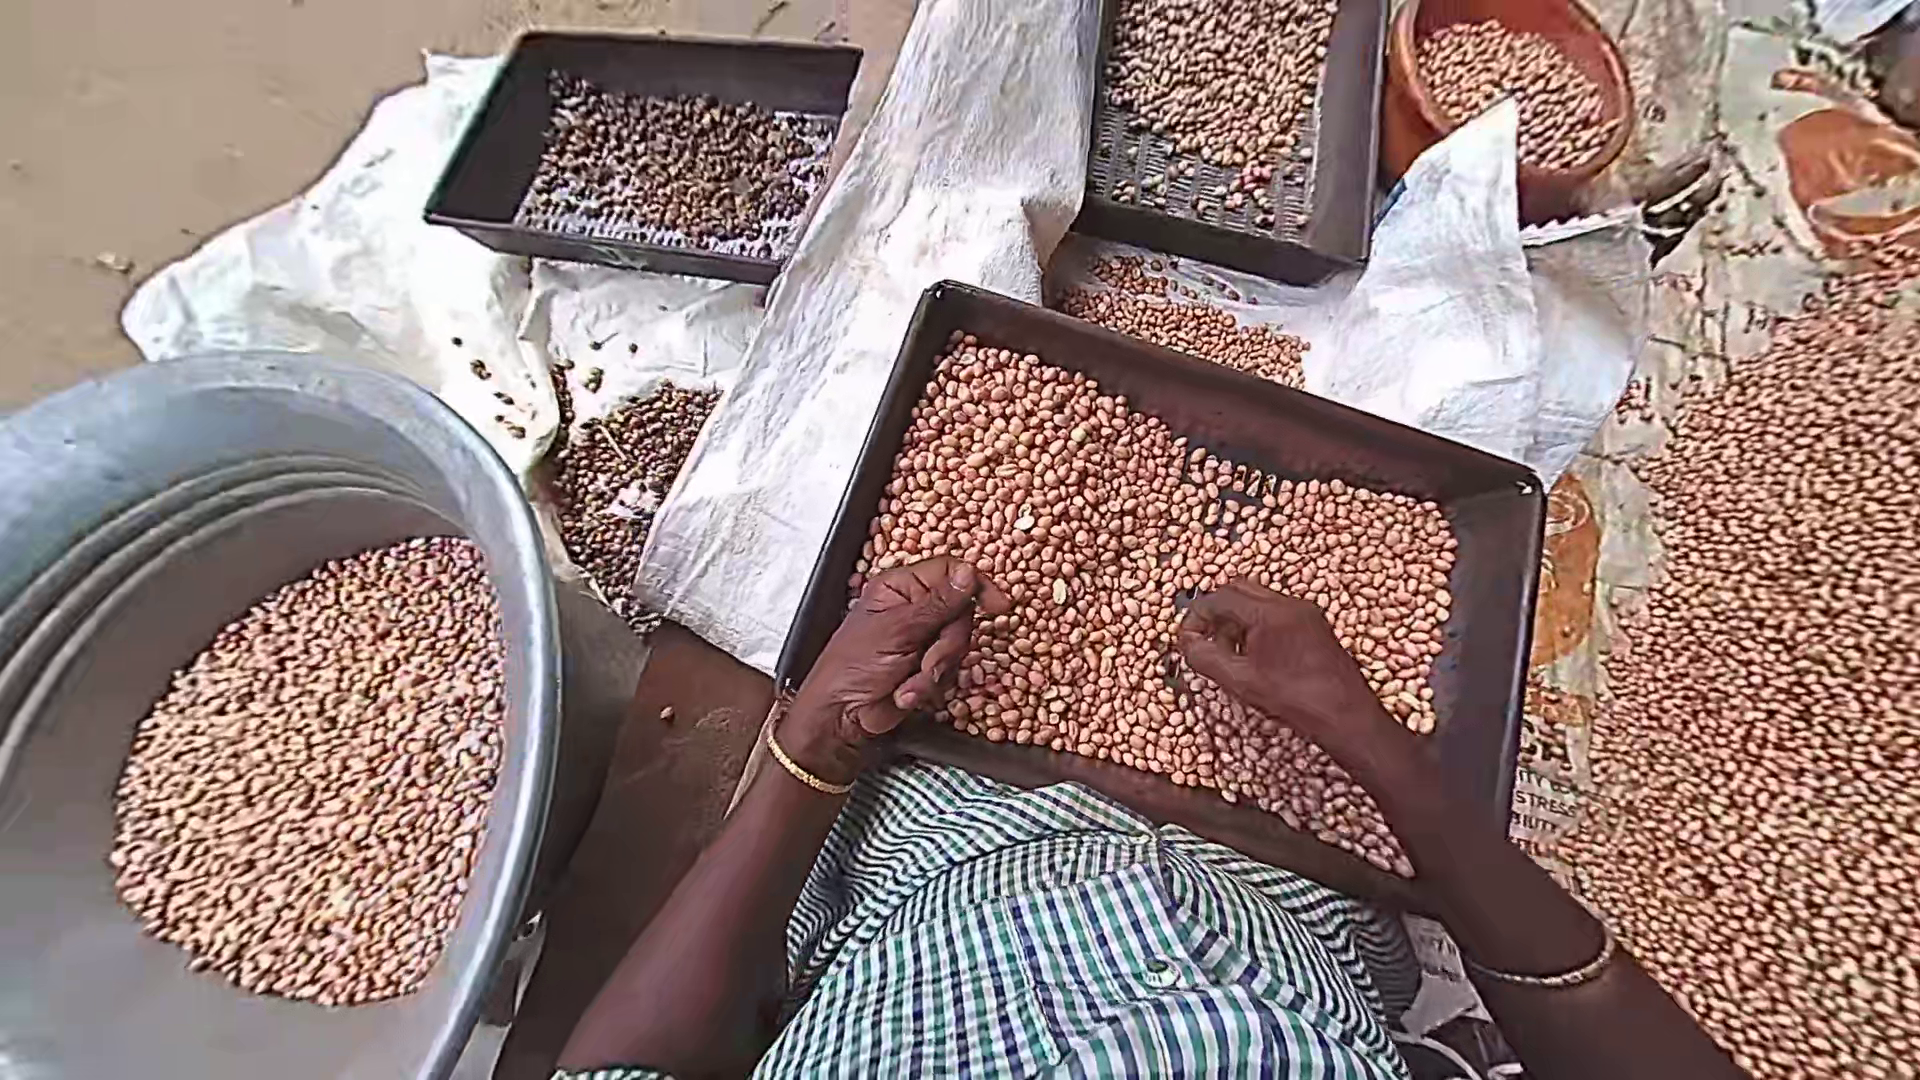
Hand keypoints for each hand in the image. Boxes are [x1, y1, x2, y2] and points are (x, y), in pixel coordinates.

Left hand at [783, 558, 1009, 785]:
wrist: (839, 718)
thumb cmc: (852, 668)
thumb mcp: (898, 631)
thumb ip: (938, 604)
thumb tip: (969, 575)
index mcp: (901, 587)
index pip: (949, 572)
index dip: (975, 585)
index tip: (998, 605)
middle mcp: (914, 607)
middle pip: (961, 612)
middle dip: (947, 644)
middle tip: (928, 661)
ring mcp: (921, 637)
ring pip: (957, 643)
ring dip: (936, 669)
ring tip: (908, 683)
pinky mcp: (926, 665)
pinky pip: (949, 668)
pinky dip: (929, 685)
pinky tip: (905, 692)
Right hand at [1177, 579, 1416, 776]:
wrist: (1349, 719)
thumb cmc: (1297, 701)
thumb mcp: (1239, 681)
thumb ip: (1204, 657)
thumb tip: (1186, 643)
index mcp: (1271, 613)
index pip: (1219, 598)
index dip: (1196, 617)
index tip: (1188, 638)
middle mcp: (1291, 605)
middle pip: (1237, 590)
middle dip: (1215, 612)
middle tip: (1204, 638)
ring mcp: (1306, 614)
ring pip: (1256, 599)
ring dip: (1235, 618)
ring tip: (1227, 651)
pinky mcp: (1315, 626)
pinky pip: (1275, 612)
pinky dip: (1255, 625)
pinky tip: (1253, 656)